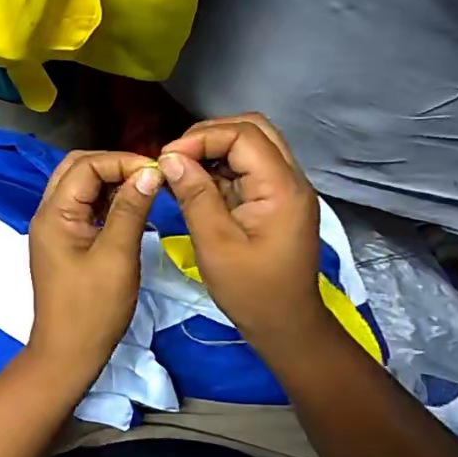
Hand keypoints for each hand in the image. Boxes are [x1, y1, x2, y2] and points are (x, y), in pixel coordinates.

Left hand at [27, 151, 163, 372]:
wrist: (68, 353)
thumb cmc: (92, 309)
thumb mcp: (117, 256)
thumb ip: (131, 210)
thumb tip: (150, 172)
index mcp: (54, 214)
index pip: (85, 166)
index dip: (121, 162)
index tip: (157, 172)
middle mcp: (48, 214)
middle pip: (77, 169)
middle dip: (114, 166)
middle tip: (149, 177)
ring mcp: (54, 229)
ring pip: (80, 187)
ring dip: (111, 183)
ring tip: (146, 190)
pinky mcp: (65, 243)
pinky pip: (84, 208)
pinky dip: (107, 202)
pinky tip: (132, 209)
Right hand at [157, 114, 331, 353]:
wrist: (287, 326)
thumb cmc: (252, 291)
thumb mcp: (216, 245)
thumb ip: (195, 196)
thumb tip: (170, 159)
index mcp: (281, 188)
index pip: (243, 136)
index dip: (202, 138)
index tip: (167, 158)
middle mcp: (289, 180)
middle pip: (252, 130)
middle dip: (209, 136)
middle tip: (175, 157)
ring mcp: (284, 191)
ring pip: (252, 146)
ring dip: (214, 150)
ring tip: (181, 169)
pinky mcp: (275, 203)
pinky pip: (248, 169)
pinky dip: (220, 169)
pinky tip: (194, 184)